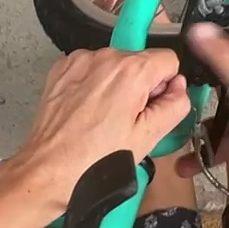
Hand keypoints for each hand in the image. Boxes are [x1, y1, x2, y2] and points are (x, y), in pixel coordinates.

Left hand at [5, 47, 189, 211]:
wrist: (48, 170)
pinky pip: (91, 68)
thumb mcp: (149, 137)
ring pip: (115, 64)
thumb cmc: (94, 160)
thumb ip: (175, 106)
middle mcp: (105, 57)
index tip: (152, 106)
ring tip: (103, 118)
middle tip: (127, 119)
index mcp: (132, 71)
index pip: (168, 59)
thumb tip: (180, 88)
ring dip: (116, 85)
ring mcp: (80, 60)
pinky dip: (93, 84)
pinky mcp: (63, 68)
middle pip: (140, 61)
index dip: (166, 85)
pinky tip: (87, 110)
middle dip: (140, 86)